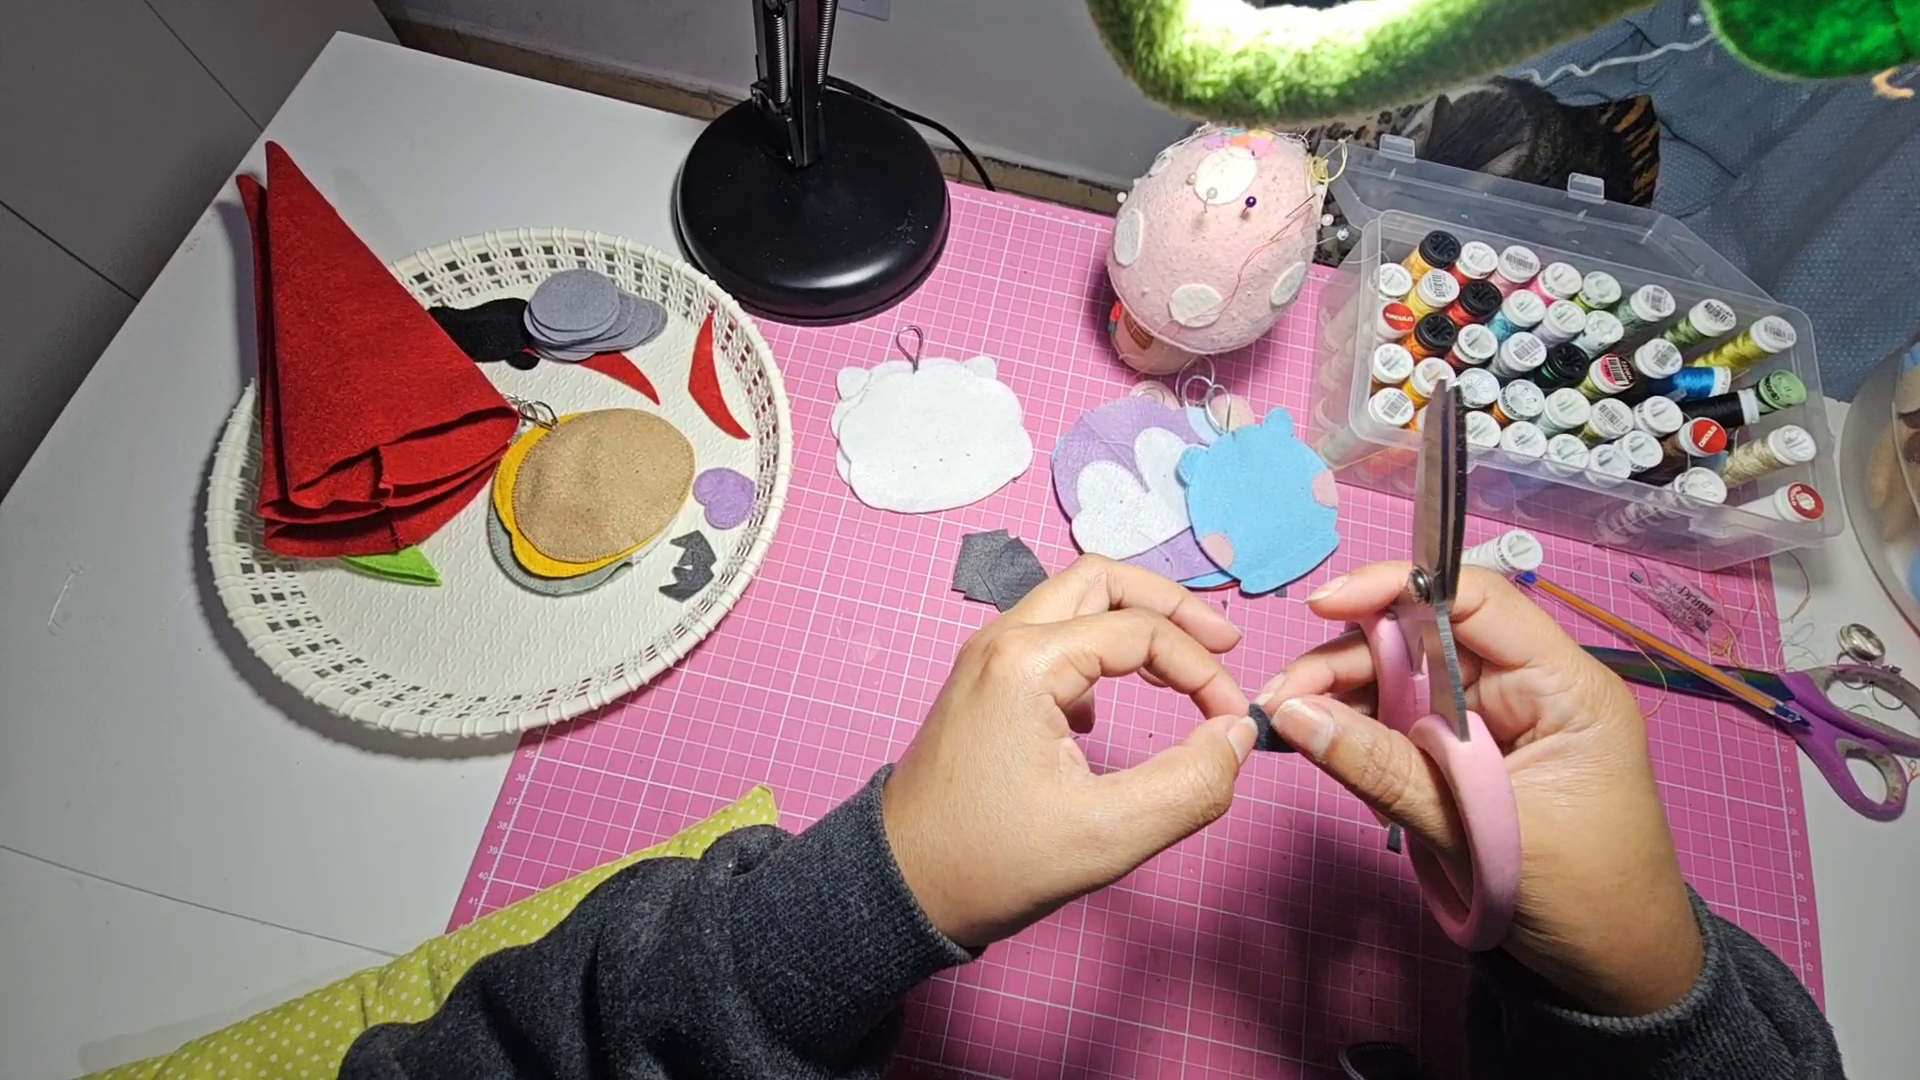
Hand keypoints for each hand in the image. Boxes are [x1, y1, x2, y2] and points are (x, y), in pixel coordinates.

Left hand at [883, 556, 1257, 947]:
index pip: (1140, 631)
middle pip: (1101, 581)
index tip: (1235, 718)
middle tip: (1224, 642)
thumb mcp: (1106, 835)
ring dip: (1133, 621)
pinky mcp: (987, 679)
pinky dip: (1097, 649)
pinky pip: (1052, 637)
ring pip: (1074, 602)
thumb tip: (1237, 733)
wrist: (902, 882)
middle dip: (1169, 605)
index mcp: (1026, 660)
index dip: (1202, 670)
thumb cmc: (992, 859)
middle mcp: (1003, 638)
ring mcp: (989, 654)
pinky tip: (1113, 701)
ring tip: (1183, 665)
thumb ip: (1189, 783)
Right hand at [1257, 563, 1703, 1016]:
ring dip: (1329, 690)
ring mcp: (1475, 712)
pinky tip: (1308, 734)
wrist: (1607, 971)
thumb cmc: (1582, 899)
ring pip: (1387, 672)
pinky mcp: (1444, 741)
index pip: (1474, 602)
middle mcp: (1513, 684)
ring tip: (1281, 720)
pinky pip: (1382, 711)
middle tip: (1281, 698)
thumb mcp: (1478, 832)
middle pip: (1412, 635)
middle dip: (1341, 657)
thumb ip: (1382, 769)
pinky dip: (1339, 719)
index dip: (1397, 587)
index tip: (1325, 606)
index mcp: (1559, 686)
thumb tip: (1292, 714)